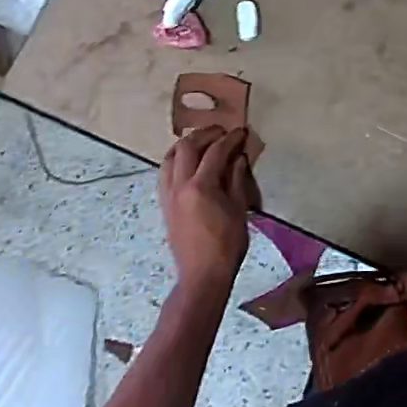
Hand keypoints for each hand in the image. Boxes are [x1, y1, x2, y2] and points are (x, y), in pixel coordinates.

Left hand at [158, 126, 257, 294]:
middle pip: (187, 147)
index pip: (215, 151)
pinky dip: (176, 159)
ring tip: (202, 142)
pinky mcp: (164, 203)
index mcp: (201, 186)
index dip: (230, 138)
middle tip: (222, 132)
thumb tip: (238, 158)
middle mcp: (179, 185)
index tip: (241, 132)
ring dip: (186, 144)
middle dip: (205, 134)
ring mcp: (168, 194)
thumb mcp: (239, 210)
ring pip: (170, 157)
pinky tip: (188, 162)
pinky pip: (165, 172)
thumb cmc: (227, 245)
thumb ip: (237, 180)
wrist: (202, 275)